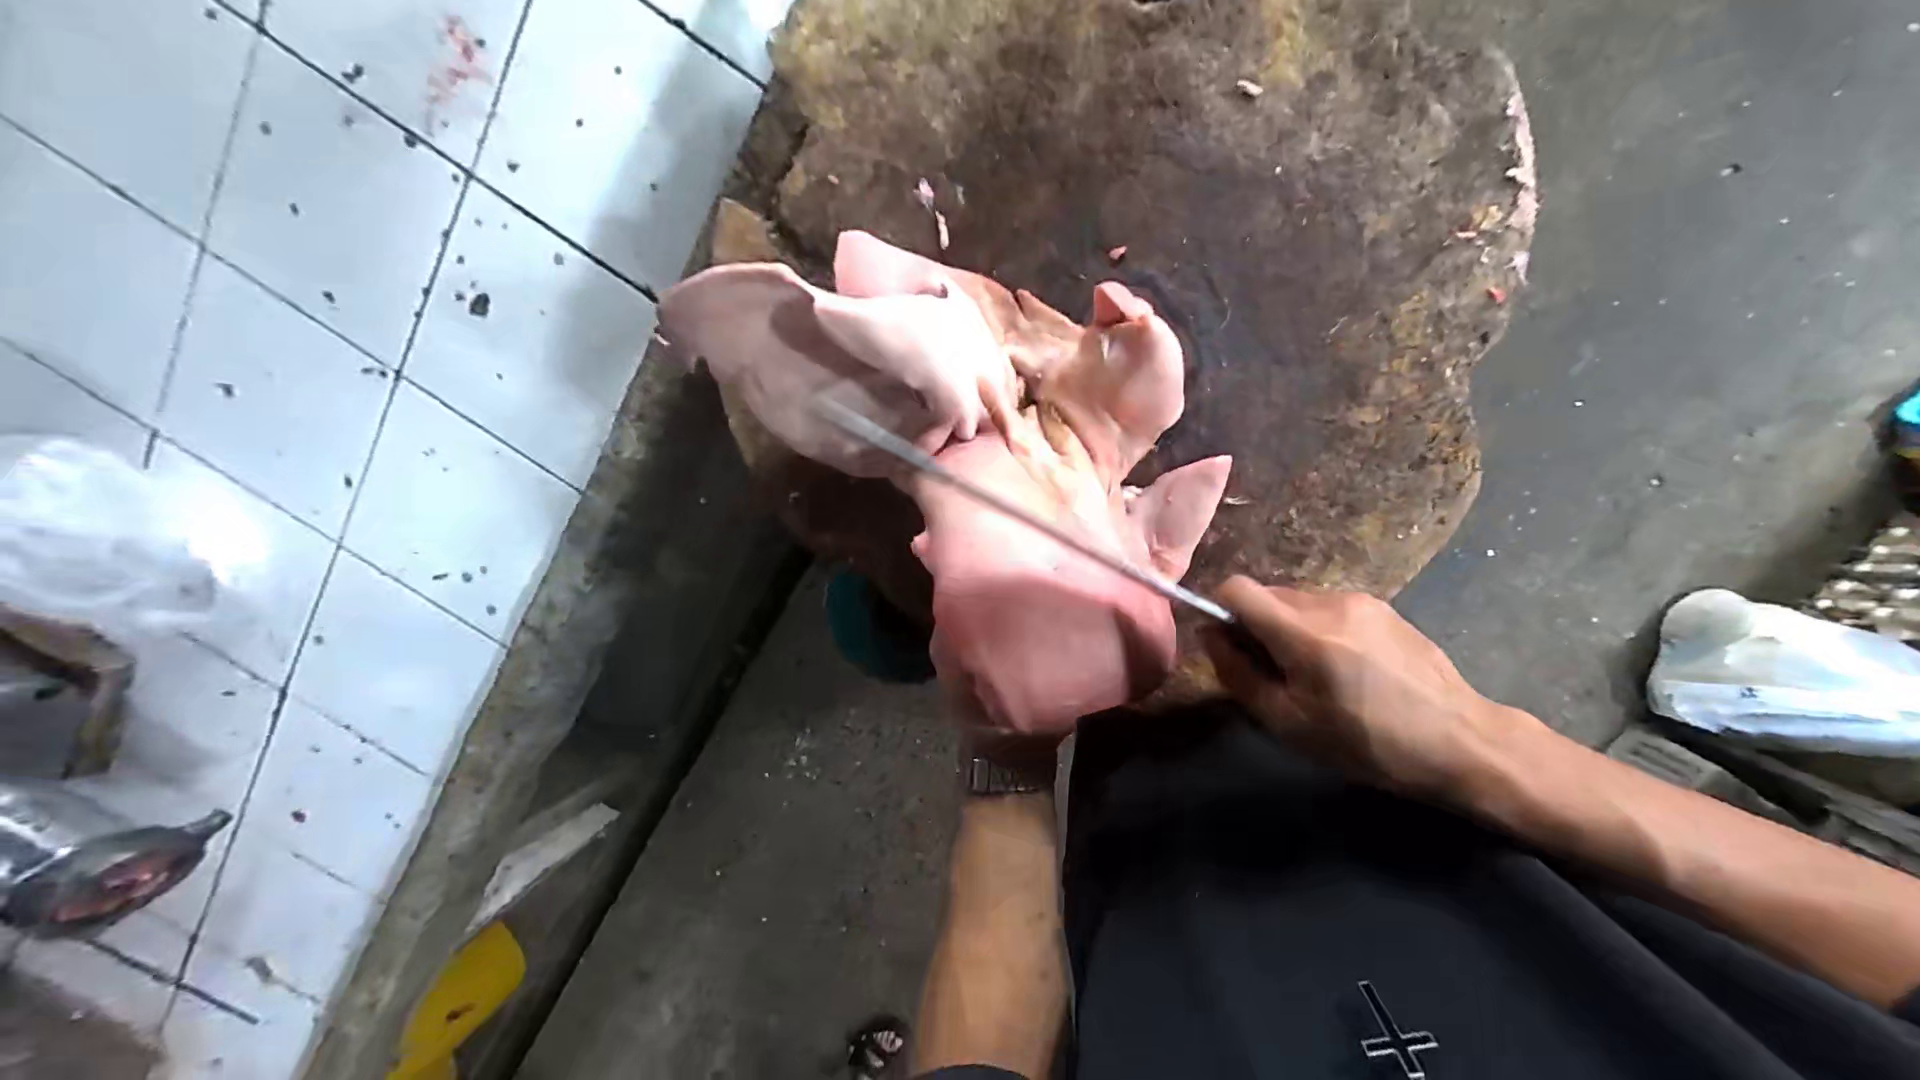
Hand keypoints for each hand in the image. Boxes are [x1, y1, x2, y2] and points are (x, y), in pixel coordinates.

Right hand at [1199, 576, 1540, 801]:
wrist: (1463, 743)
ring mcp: (1361, 600)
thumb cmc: (1367, 744)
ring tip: (1315, 674)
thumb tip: (1210, 633)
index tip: (1231, 644)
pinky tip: (1346, 668)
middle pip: (1266, 595)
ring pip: (1297, 601)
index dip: (1221, 610)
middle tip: (1275, 672)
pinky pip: (1328, 607)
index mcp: (1303, 633)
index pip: (1237, 588)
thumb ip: (1237, 672)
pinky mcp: (1383, 607)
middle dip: (1257, 625)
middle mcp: (1329, 603)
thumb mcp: (1287, 722)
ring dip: (1288, 628)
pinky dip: (1318, 629)